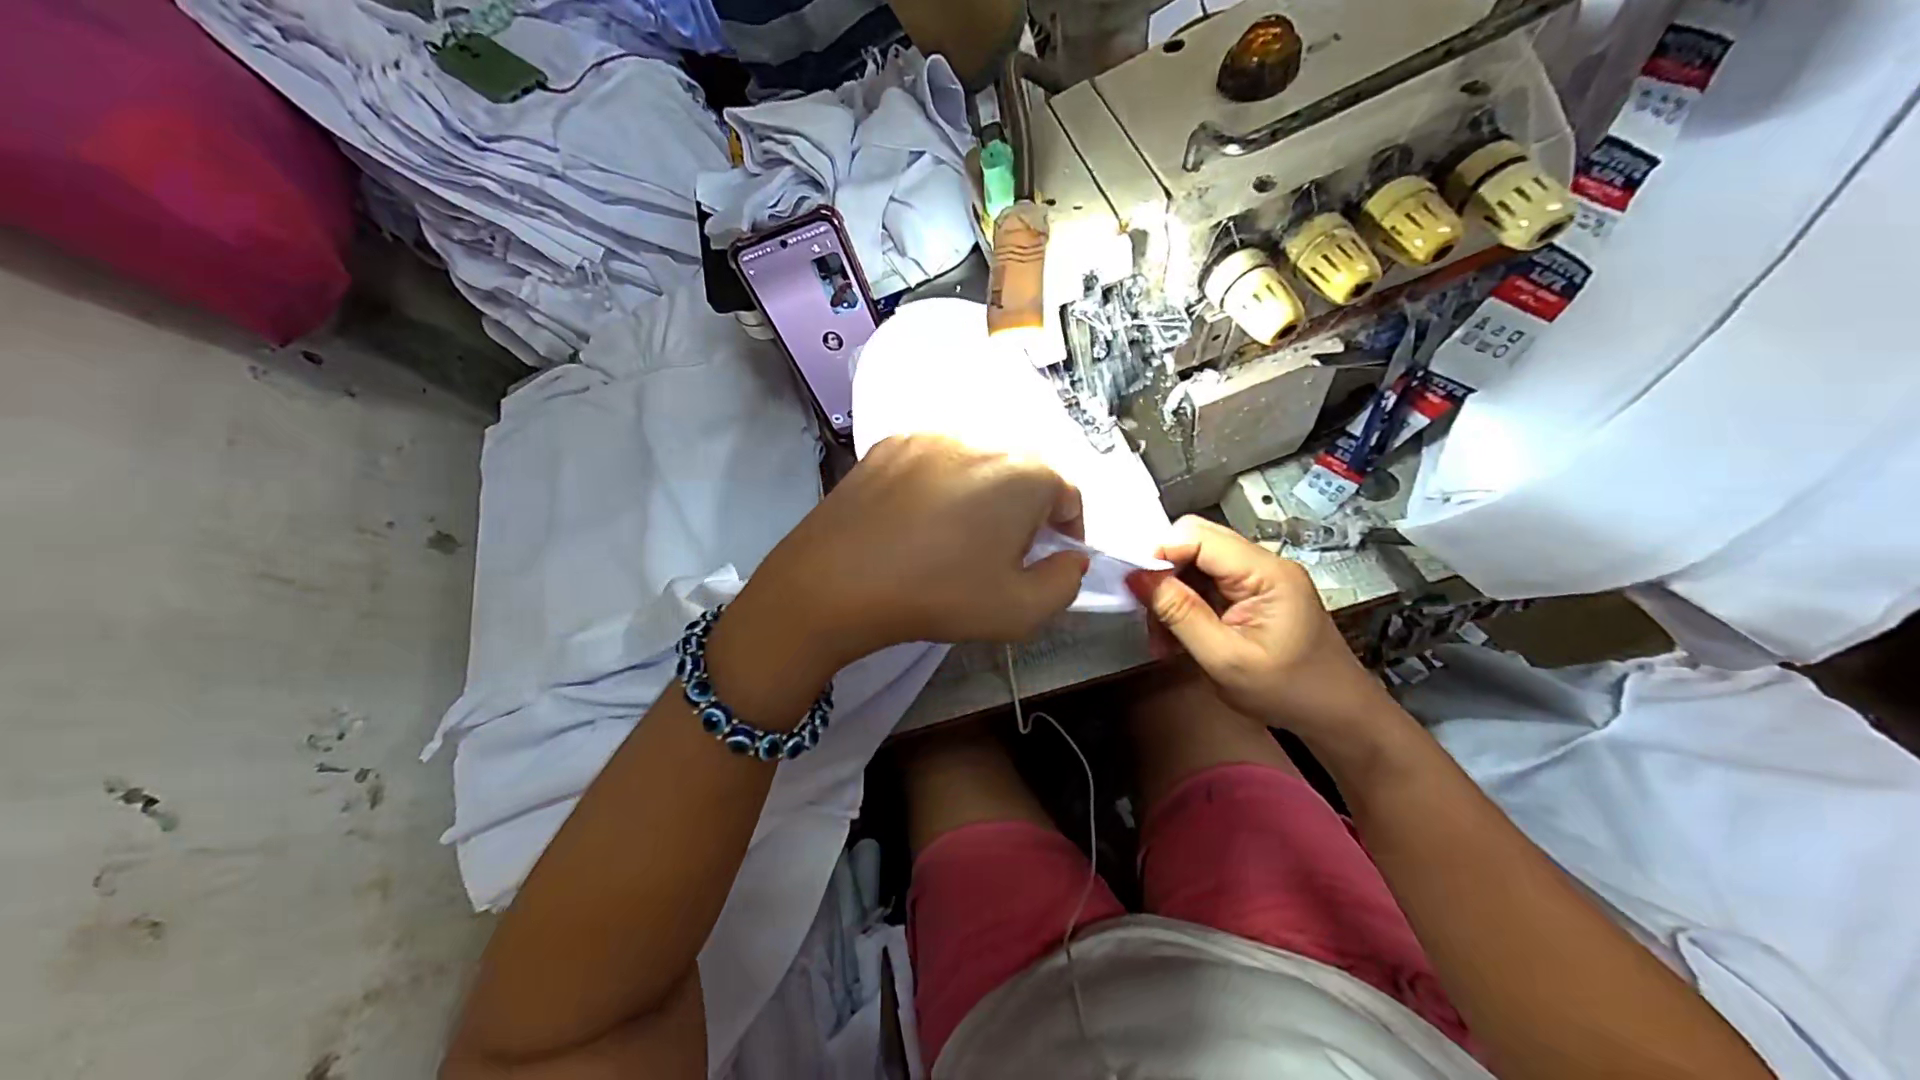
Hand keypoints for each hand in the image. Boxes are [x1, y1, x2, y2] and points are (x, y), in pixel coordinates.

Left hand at [735, 436, 1088, 669]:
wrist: (835, 582)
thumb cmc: (938, 595)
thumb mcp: (1020, 612)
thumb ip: (1065, 583)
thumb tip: (1070, 558)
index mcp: (1024, 473)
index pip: (1068, 493)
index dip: (1066, 531)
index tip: (1045, 561)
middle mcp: (981, 439)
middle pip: (1023, 474)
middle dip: (1024, 512)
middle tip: (999, 556)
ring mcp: (930, 436)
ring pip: (977, 464)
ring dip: (981, 495)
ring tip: (954, 539)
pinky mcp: (888, 444)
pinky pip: (934, 462)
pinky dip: (939, 486)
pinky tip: (915, 523)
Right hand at [1128, 515, 1394, 738]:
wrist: (1337, 714)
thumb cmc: (1293, 692)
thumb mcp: (1226, 659)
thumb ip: (1180, 614)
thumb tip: (1139, 577)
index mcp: (1266, 573)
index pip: (1197, 536)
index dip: (1160, 554)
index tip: (1136, 586)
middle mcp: (1263, 564)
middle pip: (1194, 544)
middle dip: (1163, 577)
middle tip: (1150, 617)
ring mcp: (1258, 578)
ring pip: (1194, 565)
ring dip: (1171, 597)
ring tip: (1165, 638)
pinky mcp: (1252, 593)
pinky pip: (1205, 584)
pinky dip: (1186, 607)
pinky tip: (1180, 637)